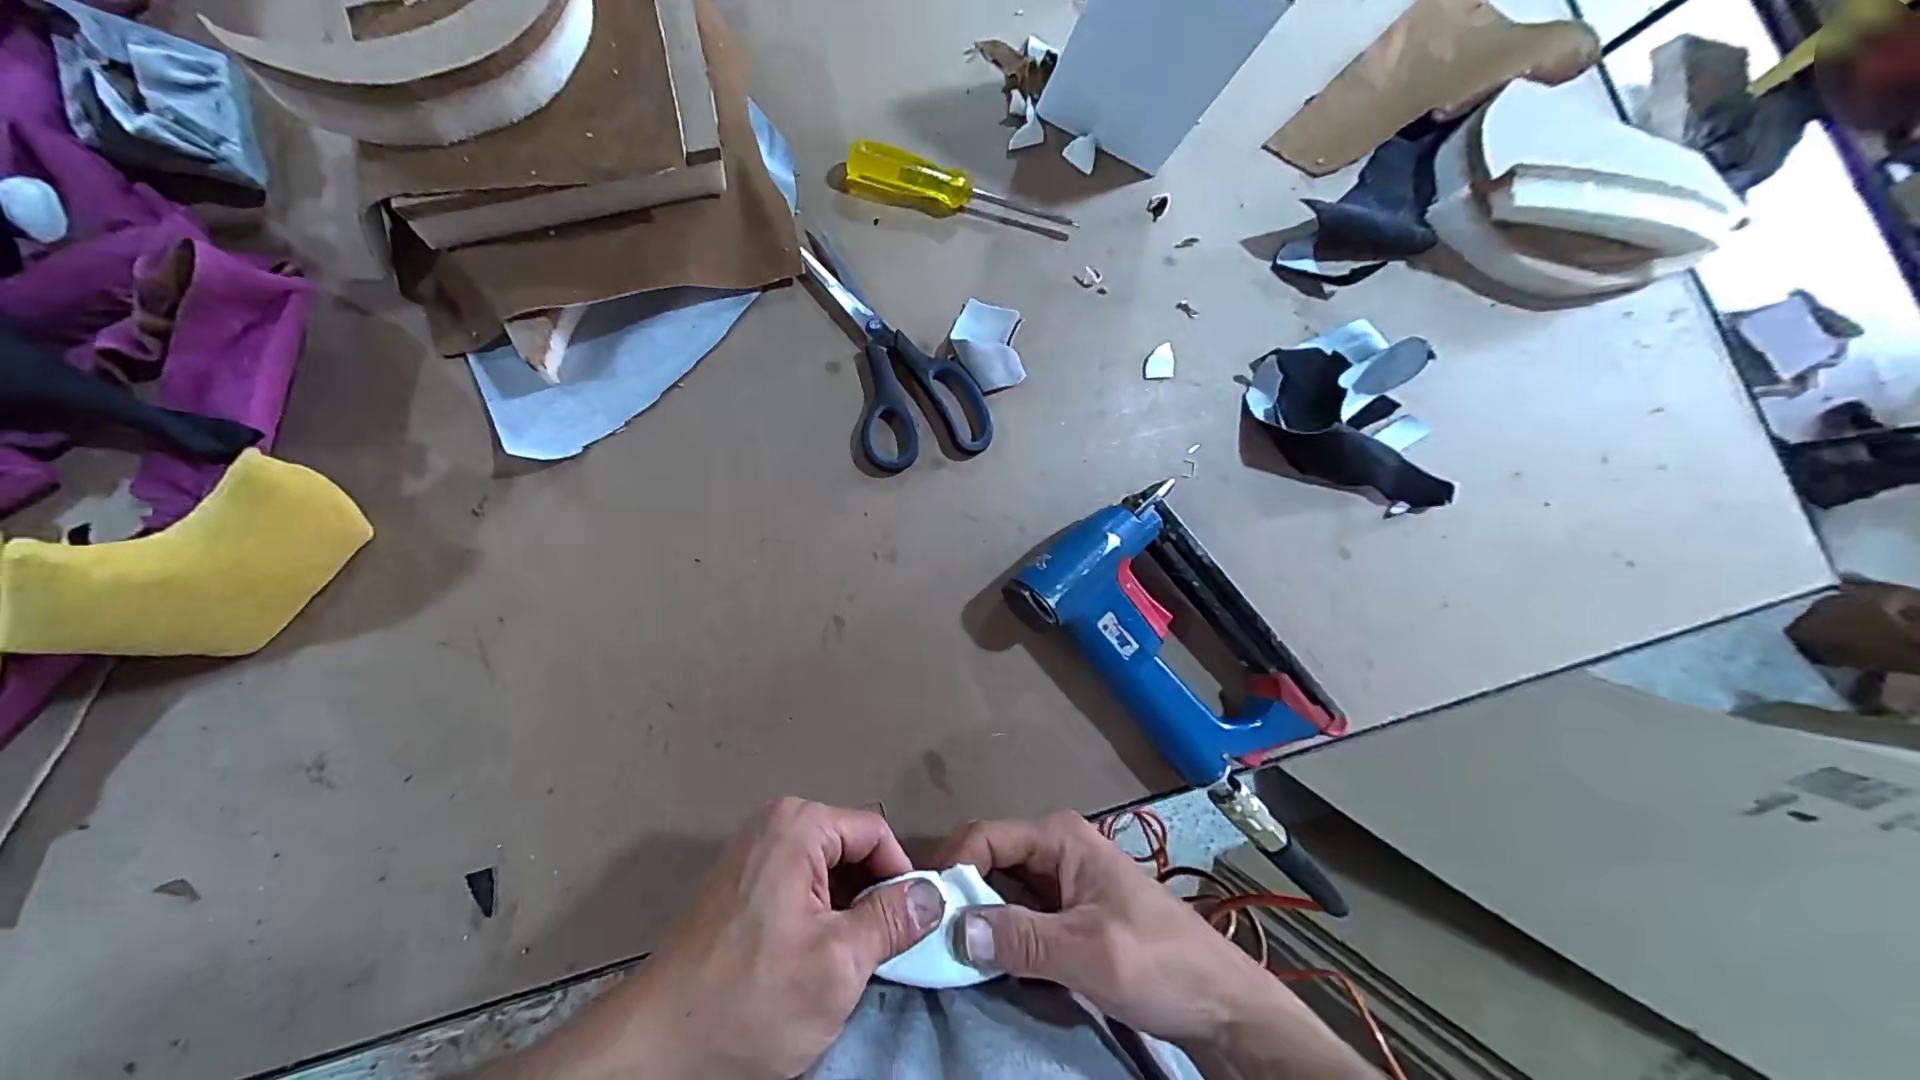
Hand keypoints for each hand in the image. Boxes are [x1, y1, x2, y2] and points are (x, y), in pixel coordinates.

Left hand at [488, 798, 943, 1079]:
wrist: (651, 1053)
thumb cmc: (750, 1000)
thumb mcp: (839, 962)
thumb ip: (894, 919)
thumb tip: (935, 894)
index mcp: (798, 825)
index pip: (876, 833)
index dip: (901, 877)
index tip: (912, 925)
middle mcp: (772, 825)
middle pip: (850, 848)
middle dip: (872, 896)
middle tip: (880, 950)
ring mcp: (749, 854)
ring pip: (826, 871)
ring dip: (845, 911)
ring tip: (846, 961)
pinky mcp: (736, 886)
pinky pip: (796, 885)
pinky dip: (816, 916)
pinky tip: (810, 960)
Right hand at [935, 811, 1378, 1077]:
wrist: (1219, 1002)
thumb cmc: (1159, 963)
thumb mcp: (1088, 952)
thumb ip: (1021, 938)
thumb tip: (953, 929)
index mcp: (1060, 836)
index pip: (985, 836)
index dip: (951, 866)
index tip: (925, 911)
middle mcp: (1055, 847)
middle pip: (988, 859)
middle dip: (958, 893)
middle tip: (929, 936)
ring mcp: (1061, 879)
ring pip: (999, 887)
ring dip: (976, 916)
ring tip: (949, 952)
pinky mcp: (1065, 910)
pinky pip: (1017, 912)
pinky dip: (998, 932)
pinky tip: (985, 959)